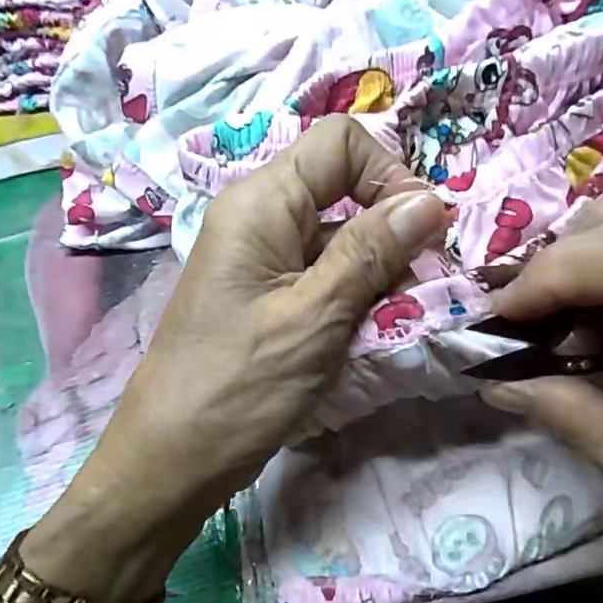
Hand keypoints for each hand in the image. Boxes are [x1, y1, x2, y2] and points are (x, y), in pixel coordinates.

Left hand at [26, 117, 448, 601]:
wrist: (173, 458)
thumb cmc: (238, 386)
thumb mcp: (314, 317)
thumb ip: (370, 254)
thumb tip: (429, 201)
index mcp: (259, 205)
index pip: (341, 144)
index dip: (390, 176)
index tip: (421, 235)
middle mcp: (257, 222)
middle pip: (343, 195)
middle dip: (391, 236)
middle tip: (419, 292)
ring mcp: (258, 267)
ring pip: (337, 245)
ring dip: (376, 277)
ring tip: (395, 324)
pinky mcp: (263, 306)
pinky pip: (319, 284)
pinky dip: (352, 303)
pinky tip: (368, 339)